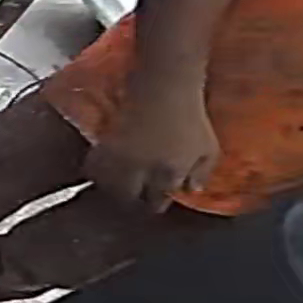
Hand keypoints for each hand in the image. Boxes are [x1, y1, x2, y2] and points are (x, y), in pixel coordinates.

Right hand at [85, 88, 218, 210]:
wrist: (161, 95)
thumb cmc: (190, 121)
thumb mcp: (209, 149)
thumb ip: (201, 172)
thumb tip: (190, 191)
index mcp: (169, 171)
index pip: (155, 198)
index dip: (153, 204)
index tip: (153, 207)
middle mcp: (138, 168)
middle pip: (124, 194)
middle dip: (128, 201)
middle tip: (130, 203)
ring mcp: (117, 157)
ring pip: (104, 183)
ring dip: (109, 188)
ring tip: (113, 190)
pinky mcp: (102, 147)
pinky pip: (93, 167)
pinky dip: (96, 173)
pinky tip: (100, 173)